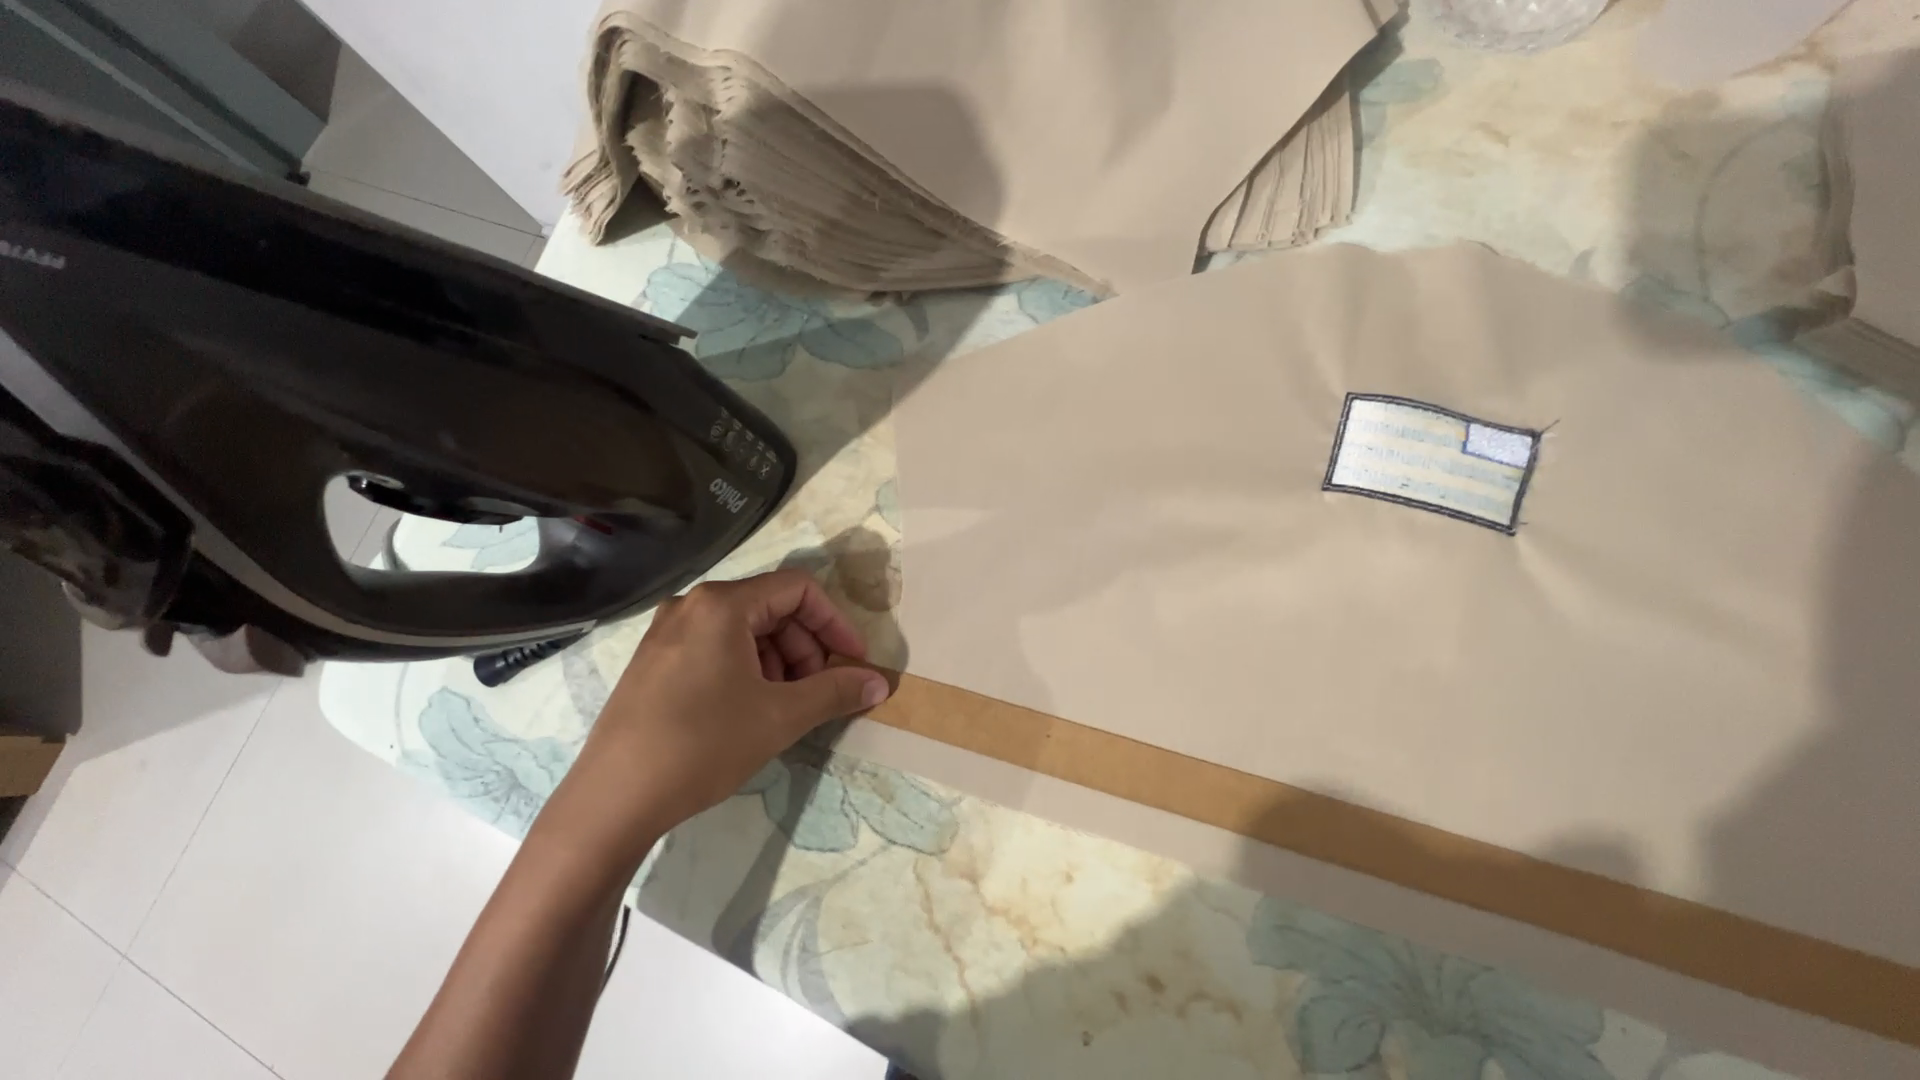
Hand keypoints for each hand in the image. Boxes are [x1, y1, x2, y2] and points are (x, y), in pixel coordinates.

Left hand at [556, 570, 891, 860]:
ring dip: (779, 663)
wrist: (613, 798)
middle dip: (806, 648)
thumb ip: (835, 691)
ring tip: (785, 709)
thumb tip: (881, 683)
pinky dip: (747, 671)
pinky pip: (715, 650)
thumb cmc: (702, 745)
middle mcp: (691, 606)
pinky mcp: (654, 663)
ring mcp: (666, 634)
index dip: (835, 623)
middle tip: (820, 693)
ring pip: (744, 632)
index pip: (798, 589)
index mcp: (721, 605)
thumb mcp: (780, 717)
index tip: (854, 663)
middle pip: (771, 608)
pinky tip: (749, 713)